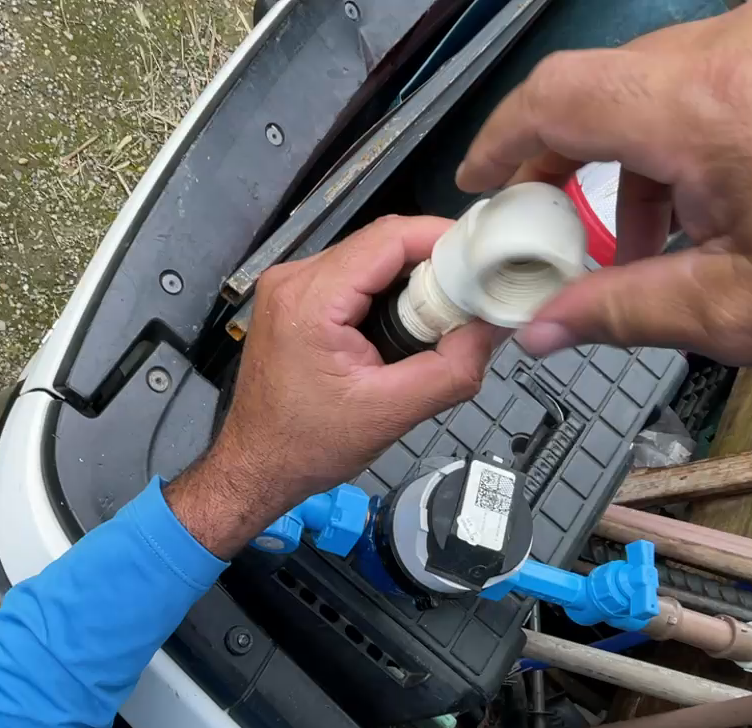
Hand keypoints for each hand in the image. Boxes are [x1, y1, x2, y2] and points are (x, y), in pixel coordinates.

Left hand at [168, 216, 503, 557]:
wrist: (257, 467)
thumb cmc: (306, 447)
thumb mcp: (390, 413)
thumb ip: (452, 368)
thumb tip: (494, 328)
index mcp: (309, 300)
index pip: (391, 237)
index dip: (446, 241)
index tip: (484, 263)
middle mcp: (291, 280)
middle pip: (381, 246)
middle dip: (430, 270)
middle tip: (464, 306)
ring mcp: (287, 288)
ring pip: (368, 262)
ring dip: (406, 287)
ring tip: (432, 327)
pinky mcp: (292, 303)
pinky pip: (349, 281)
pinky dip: (382, 299)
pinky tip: (397, 333)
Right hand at [456, 0, 751, 365]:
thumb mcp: (737, 311)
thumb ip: (617, 310)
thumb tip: (536, 328)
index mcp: (712, 104)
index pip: (558, 96)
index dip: (499, 142)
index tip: (479, 187)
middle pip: (610, 87)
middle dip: (568, 164)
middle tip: (564, 235)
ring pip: (673, 80)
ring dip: (640, 158)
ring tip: (666, 238)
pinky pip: (739, 66)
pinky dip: (701, 133)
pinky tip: (734, 195)